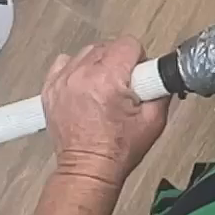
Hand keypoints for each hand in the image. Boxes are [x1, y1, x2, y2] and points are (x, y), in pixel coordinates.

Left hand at [41, 37, 167, 188]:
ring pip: (88, 52)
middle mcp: (83, 75)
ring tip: (104, 90)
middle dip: (120, 64)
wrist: (88, 170)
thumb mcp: (154, 121)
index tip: (138, 76)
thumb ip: (162, 88)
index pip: (128, 44)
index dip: (139, 60)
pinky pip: (65, 62)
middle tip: (123, 89)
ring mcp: (63, 80)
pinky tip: (84, 87)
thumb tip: (163, 72)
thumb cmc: (117, 151)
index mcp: (108, 80)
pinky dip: (76, 70)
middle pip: (108, 46)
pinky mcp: (50, 87)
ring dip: (98, 65)